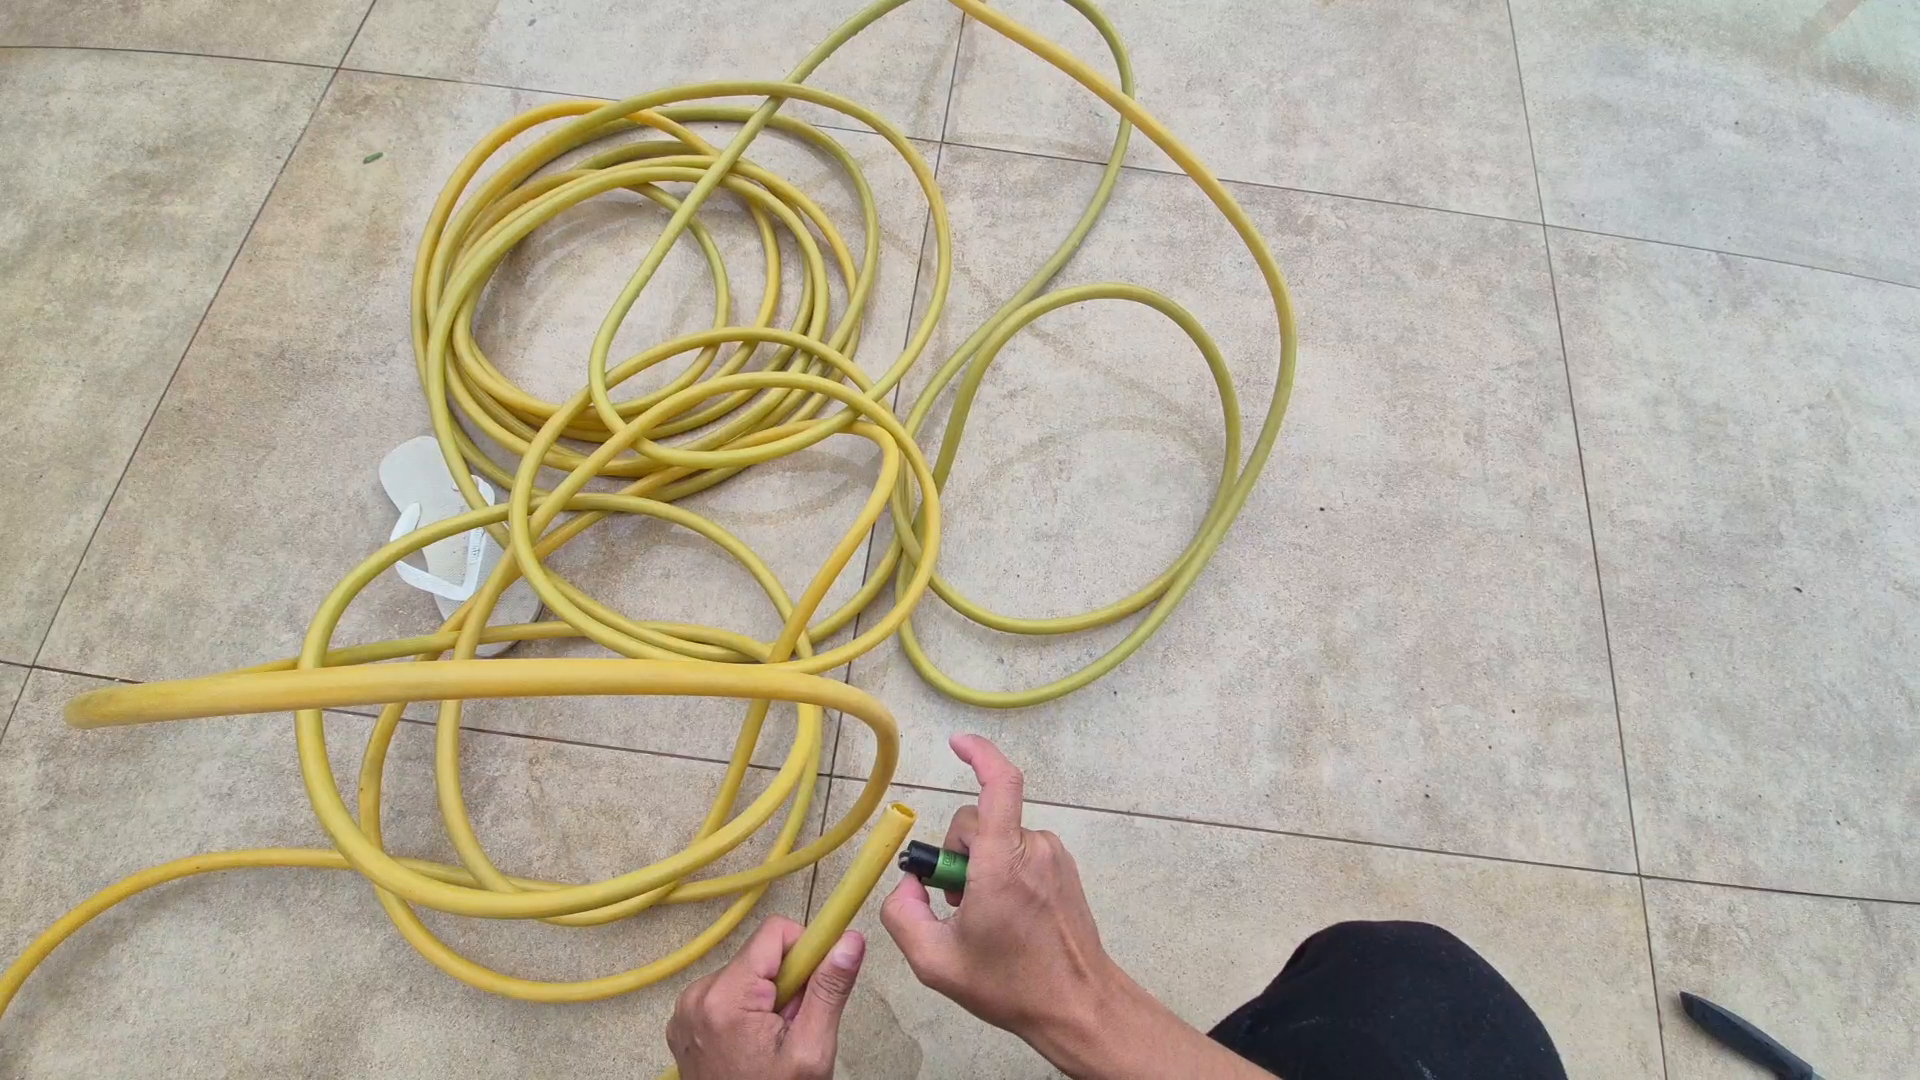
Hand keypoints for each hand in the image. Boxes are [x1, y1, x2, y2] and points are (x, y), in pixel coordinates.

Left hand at [666, 916, 864, 1079]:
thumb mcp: (811, 1051)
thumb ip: (829, 990)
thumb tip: (849, 941)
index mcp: (725, 997)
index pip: (775, 931)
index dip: (804, 951)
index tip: (815, 982)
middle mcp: (697, 995)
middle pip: (762, 953)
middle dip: (788, 982)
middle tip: (793, 1025)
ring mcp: (688, 1009)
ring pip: (749, 971)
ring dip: (769, 996)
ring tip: (773, 1040)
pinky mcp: (688, 1019)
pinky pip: (732, 990)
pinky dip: (750, 1008)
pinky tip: (755, 1043)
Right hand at [879, 734, 1119, 1041]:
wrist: (1080, 1006)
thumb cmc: (1011, 984)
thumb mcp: (937, 962)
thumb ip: (904, 914)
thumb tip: (908, 882)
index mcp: (1003, 861)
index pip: (999, 782)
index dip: (978, 753)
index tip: (956, 743)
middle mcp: (1033, 846)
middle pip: (980, 819)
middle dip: (957, 852)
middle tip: (956, 901)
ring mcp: (1053, 853)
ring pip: (999, 836)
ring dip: (981, 864)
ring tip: (985, 914)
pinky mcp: (1063, 864)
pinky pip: (1020, 848)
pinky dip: (1003, 868)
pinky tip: (1007, 912)